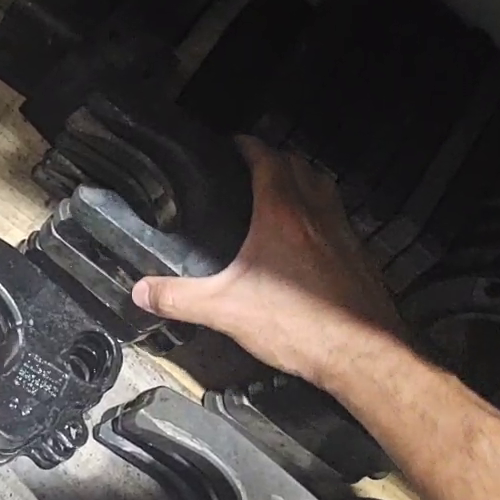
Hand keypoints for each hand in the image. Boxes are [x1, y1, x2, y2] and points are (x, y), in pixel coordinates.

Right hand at [133, 137, 404, 386]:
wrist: (361, 353)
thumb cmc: (295, 323)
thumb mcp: (223, 311)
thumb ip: (178, 298)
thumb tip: (139, 292)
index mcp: (282, 213)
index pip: (266, 159)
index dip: (246, 146)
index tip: (229, 146)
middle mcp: (316, 213)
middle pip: (298, 166)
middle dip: (273, 160)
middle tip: (247, 170)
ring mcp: (342, 232)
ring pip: (321, 189)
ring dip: (300, 182)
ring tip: (275, 196)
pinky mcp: (357, 256)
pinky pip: (335, 219)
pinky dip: (317, 214)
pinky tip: (302, 240)